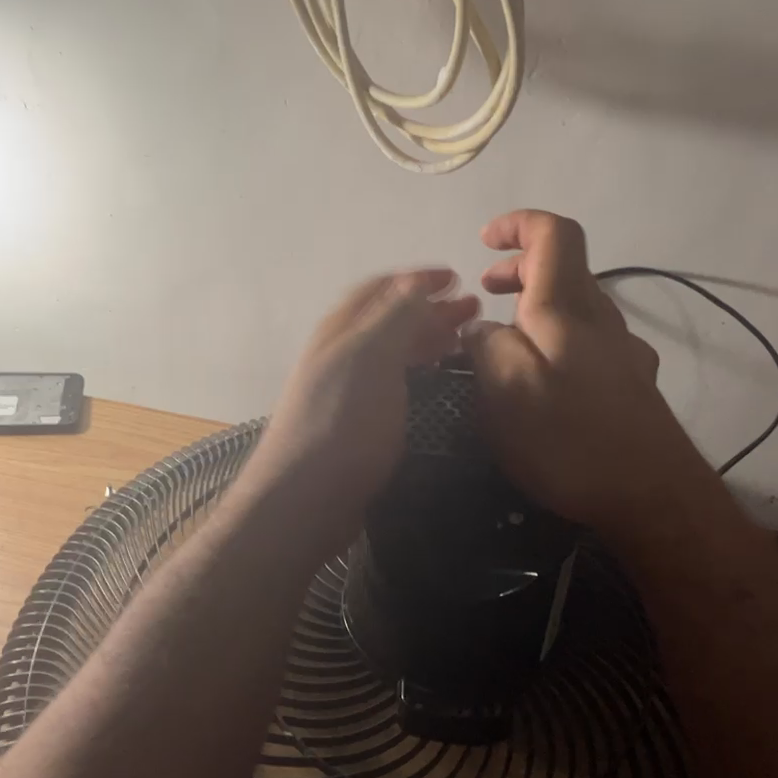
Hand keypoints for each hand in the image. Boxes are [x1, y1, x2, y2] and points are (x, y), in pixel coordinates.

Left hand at [239, 267, 478, 547]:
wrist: (304, 498)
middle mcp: (339, 355)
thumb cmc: (341, 421)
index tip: (458, 278)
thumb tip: (417, 283)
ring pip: (389, 353)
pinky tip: (433, 388)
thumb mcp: (371, 356)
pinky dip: (416, 375)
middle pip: (387, 320)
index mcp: (341, 330)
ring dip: (425, 341)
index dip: (418, 280)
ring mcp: (345, 392)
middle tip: (473, 314)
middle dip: (429, 310)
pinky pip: (391, 385)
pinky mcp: (354, 427)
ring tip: (461, 346)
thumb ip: (395, 316)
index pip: (381, 289)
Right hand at [462, 210, 722, 542]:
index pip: (554, 234)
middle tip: (484, 291)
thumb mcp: (506, 392)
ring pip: (578, 310)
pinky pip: (589, 345)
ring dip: (537, 308)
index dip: (519, 224)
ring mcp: (624, 355)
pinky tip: (542, 385)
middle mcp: (602, 322)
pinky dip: (557, 343)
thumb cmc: (570, 442)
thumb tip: (480, 328)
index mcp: (567, 311)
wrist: (653, 498)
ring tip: (503, 339)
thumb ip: (486, 347)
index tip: (484, 241)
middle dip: (520, 269)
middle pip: (566, 270)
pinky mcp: (632, 388)